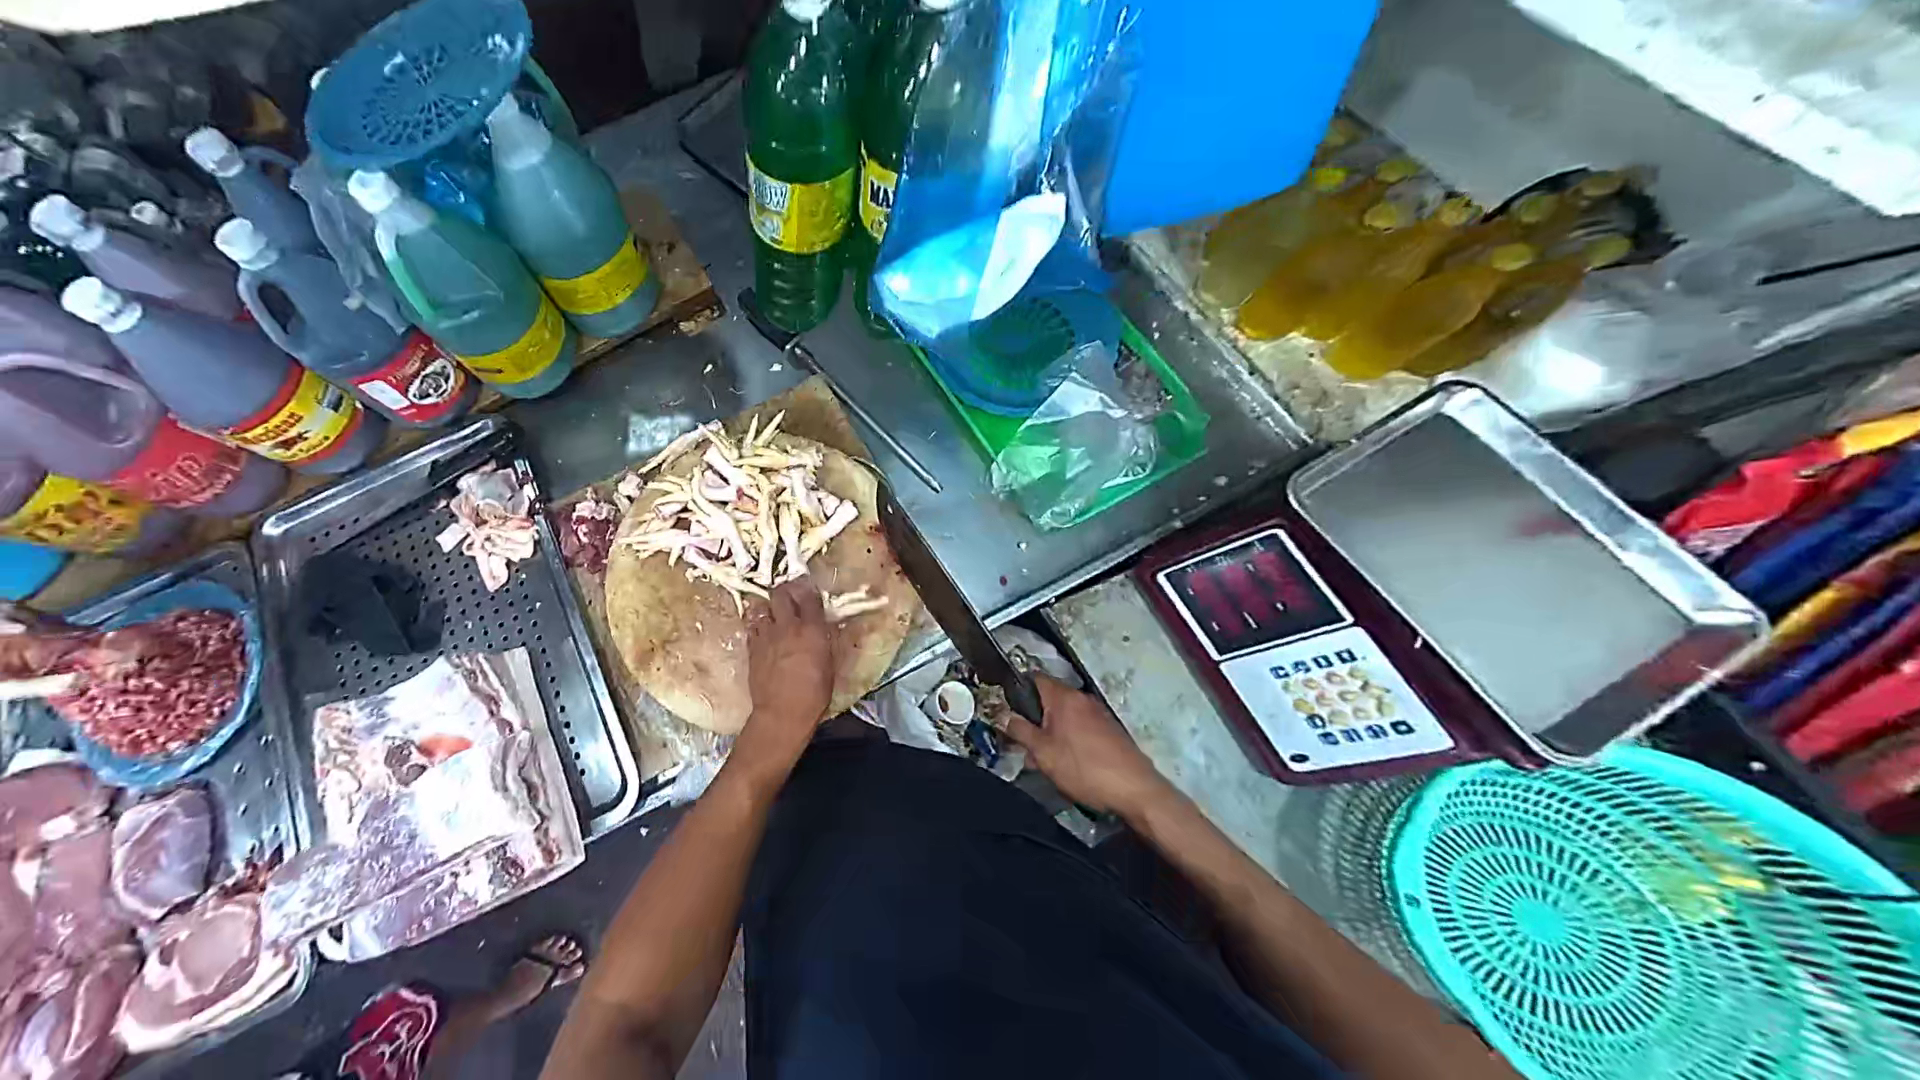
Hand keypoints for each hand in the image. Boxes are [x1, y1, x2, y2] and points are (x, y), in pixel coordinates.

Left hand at [740, 578, 834, 763]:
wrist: (782, 713)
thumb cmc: (814, 693)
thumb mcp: (829, 663)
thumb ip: (823, 640)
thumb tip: (822, 629)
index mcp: (812, 629)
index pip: (809, 597)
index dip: (809, 589)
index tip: (809, 588)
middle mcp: (787, 626)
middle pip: (781, 594)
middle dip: (785, 590)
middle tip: (790, 594)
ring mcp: (766, 636)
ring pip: (761, 607)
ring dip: (768, 606)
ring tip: (774, 611)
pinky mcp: (752, 648)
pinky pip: (752, 626)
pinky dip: (758, 623)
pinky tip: (763, 629)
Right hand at [995, 675, 1171, 818]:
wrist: (1133, 789)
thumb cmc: (1084, 768)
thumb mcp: (1043, 752)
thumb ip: (1019, 730)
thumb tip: (1002, 715)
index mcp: (1064, 697)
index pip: (1034, 678)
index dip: (1017, 690)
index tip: (1007, 709)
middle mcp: (1082, 698)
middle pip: (1049, 700)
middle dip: (1034, 720)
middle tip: (1025, 746)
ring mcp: (1098, 713)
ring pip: (1065, 716)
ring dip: (1051, 733)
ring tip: (1045, 761)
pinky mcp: (1109, 730)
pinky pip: (1080, 727)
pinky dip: (1069, 739)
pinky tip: (1068, 764)